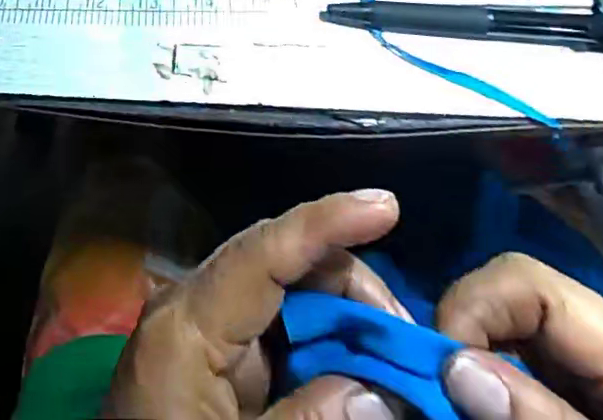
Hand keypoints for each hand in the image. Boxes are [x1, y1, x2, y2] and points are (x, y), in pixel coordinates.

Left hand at [103, 190, 407, 419]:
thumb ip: (310, 419)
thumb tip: (379, 391)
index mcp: (187, 321)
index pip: (261, 252)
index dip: (324, 222)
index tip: (385, 204)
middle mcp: (192, 306)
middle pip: (279, 265)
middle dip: (351, 288)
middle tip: (415, 350)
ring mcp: (200, 328)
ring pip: (285, 297)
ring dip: (344, 322)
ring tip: (399, 367)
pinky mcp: (211, 354)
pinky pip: (276, 332)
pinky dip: (323, 348)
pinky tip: (361, 377)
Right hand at [436, 253, 602, 419]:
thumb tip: (453, 364)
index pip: (527, 281)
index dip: (469, 306)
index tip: (437, 366)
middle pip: (516, 306)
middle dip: (466, 340)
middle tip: (436, 394)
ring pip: (518, 340)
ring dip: (477, 369)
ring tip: (457, 408)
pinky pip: (537, 374)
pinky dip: (505, 392)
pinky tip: (493, 414)